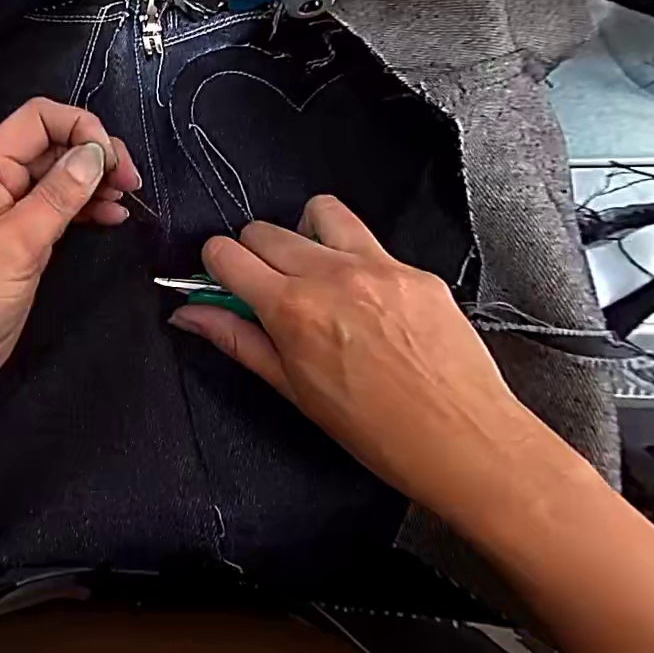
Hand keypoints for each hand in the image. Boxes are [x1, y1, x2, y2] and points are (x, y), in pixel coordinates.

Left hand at [0, 98, 141, 408]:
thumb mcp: (15, 244)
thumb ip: (58, 196)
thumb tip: (97, 152)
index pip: (39, 118)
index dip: (79, 126)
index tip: (110, 159)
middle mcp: (4, 180)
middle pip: (58, 142)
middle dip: (97, 153)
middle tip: (130, 181)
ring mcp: (17, 210)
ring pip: (66, 175)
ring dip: (99, 180)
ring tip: (126, 199)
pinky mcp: (29, 238)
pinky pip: (66, 208)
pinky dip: (91, 207)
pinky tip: (114, 217)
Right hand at [170, 195, 533, 513]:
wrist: (465, 441)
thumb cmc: (376, 431)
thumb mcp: (293, 390)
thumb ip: (237, 339)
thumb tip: (187, 313)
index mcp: (292, 310)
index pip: (226, 252)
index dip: (215, 262)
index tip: (223, 276)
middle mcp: (330, 275)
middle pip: (263, 228)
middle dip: (254, 252)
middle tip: (270, 286)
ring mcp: (376, 264)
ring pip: (317, 210)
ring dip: (303, 232)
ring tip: (316, 270)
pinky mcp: (412, 266)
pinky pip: (368, 240)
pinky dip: (354, 257)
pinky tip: (368, 297)